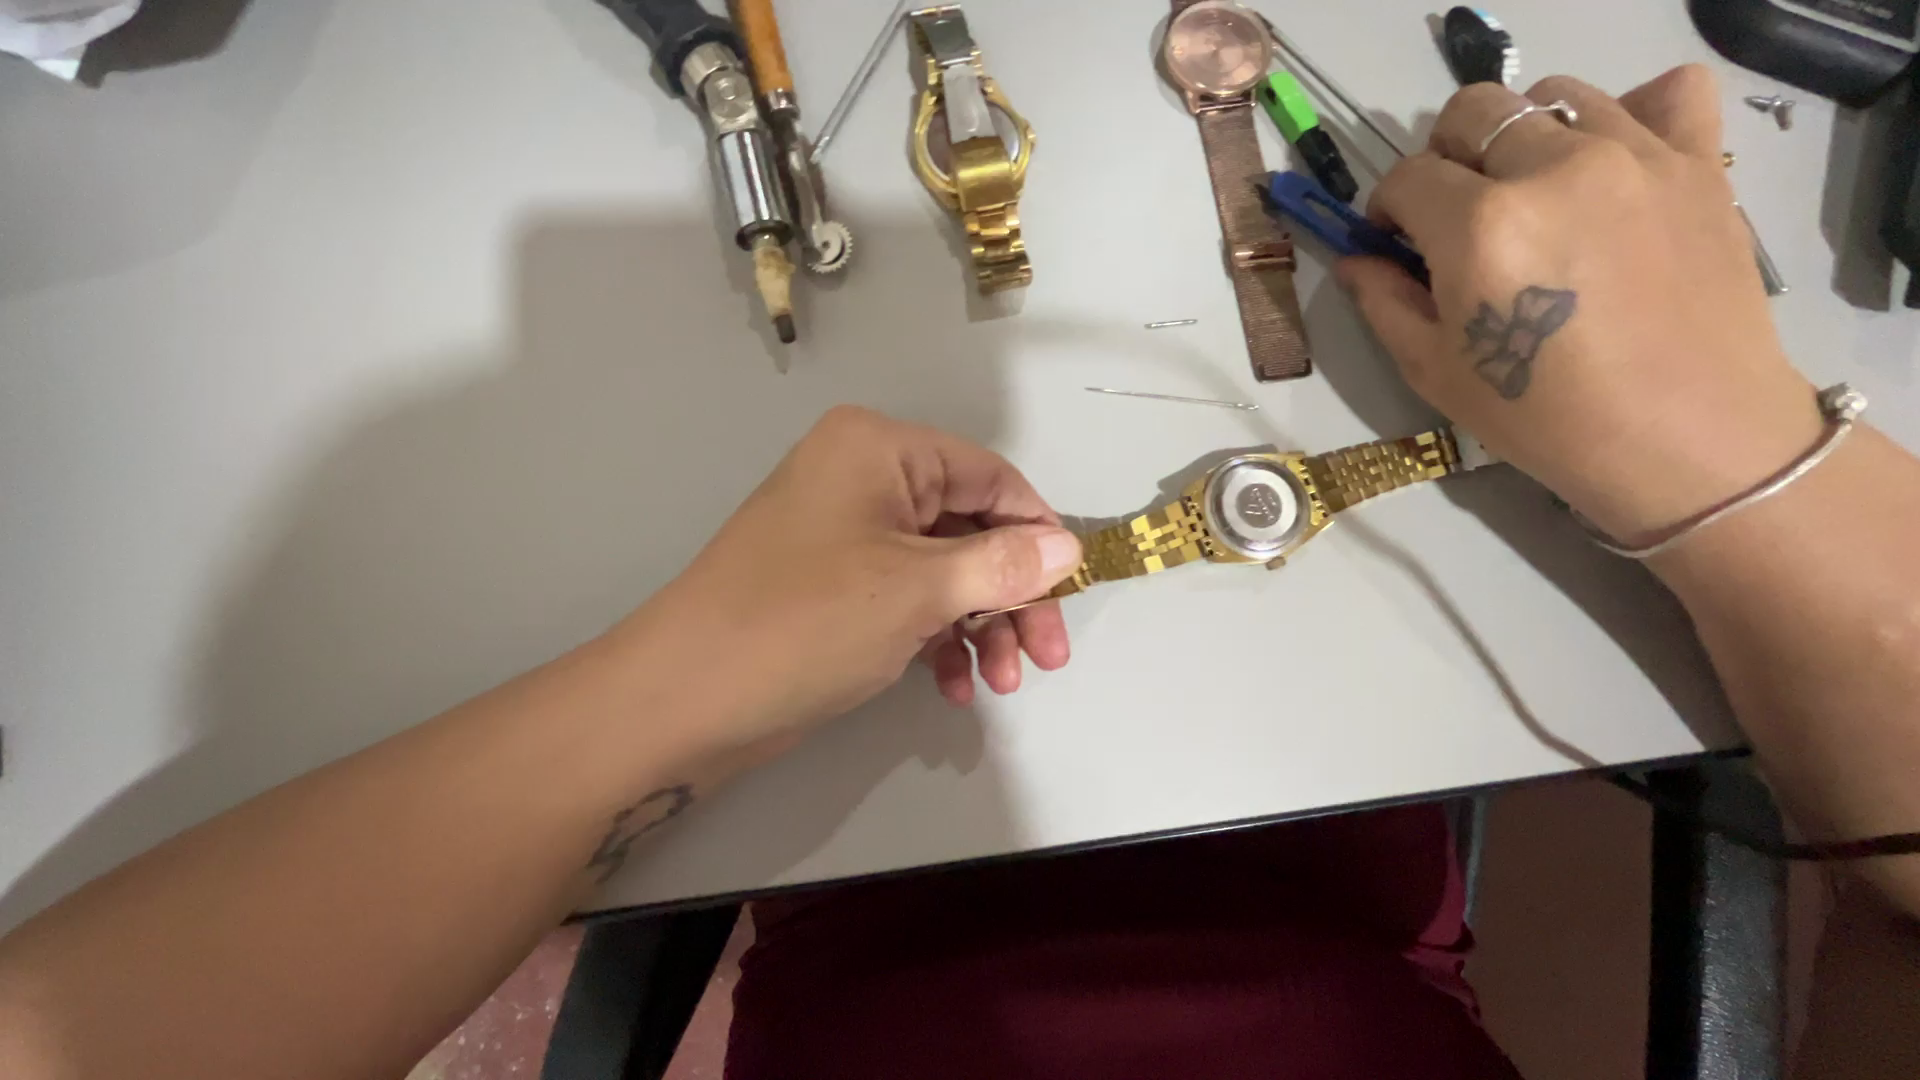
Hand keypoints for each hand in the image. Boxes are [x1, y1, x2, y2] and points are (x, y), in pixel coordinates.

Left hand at [632, 407, 1080, 759]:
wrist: (685, 699)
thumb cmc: (804, 623)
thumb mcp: (916, 590)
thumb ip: (1001, 565)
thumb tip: (1068, 547)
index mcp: (879, 449)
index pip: (989, 476)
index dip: (1037, 533)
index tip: (1070, 595)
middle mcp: (865, 479)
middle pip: (971, 527)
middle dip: (1011, 596)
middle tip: (1045, 659)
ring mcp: (849, 534)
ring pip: (944, 570)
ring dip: (980, 626)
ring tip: (1001, 684)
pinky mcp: (838, 585)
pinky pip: (909, 598)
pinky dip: (938, 638)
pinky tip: (955, 687)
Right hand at [1338, 66, 1821, 542]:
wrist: (1682, 434)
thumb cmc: (1539, 415)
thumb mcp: (1432, 369)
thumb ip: (1383, 301)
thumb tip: (1355, 260)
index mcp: (1479, 226)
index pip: (1407, 176)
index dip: (1386, 208)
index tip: (1393, 242)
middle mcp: (1554, 169)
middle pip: (1474, 113)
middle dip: (1443, 157)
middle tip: (1450, 213)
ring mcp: (1636, 155)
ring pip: (1554, 96)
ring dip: (1519, 136)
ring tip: (1526, 192)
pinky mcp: (1699, 161)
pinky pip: (1666, 92)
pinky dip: (1627, 112)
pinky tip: (1610, 161)